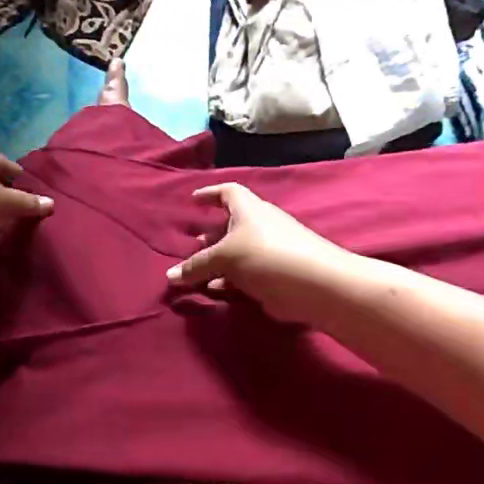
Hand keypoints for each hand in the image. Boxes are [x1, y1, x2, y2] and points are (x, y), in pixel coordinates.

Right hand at [166, 183, 354, 323]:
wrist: (314, 284)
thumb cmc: (266, 255)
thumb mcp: (225, 257)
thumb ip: (197, 266)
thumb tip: (170, 276)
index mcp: (249, 209)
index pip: (228, 192)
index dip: (210, 193)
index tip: (193, 200)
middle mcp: (260, 225)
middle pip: (231, 224)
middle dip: (212, 233)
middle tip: (192, 243)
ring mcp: (269, 251)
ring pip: (237, 253)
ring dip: (218, 261)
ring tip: (196, 272)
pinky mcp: (274, 275)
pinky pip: (245, 275)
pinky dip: (229, 280)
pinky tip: (214, 291)